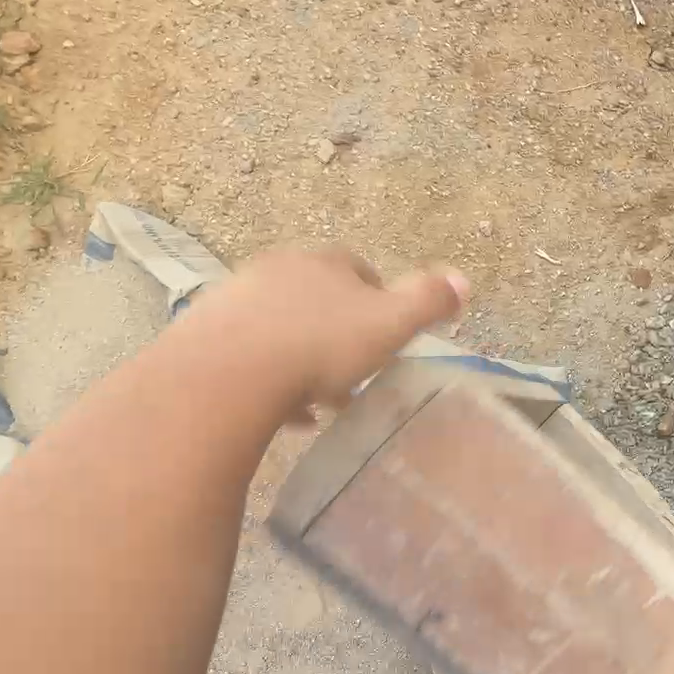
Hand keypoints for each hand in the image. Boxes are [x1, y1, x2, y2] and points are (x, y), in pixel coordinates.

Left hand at [163, 247, 468, 415]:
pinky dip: (274, 375)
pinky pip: (254, 352)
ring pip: (286, 324)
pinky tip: (288, 409)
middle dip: (340, 329)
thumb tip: (463, 279)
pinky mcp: (209, 331)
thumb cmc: (323, 346)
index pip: (360, 269)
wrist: (230, 372)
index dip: (379, 299)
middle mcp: (279, 268)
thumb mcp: (392, 324)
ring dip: (306, 353)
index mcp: (326, 264)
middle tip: (357, 369)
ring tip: (322, 397)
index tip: (387, 333)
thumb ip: (429, 301)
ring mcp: (239, 297)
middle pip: (320, 296)